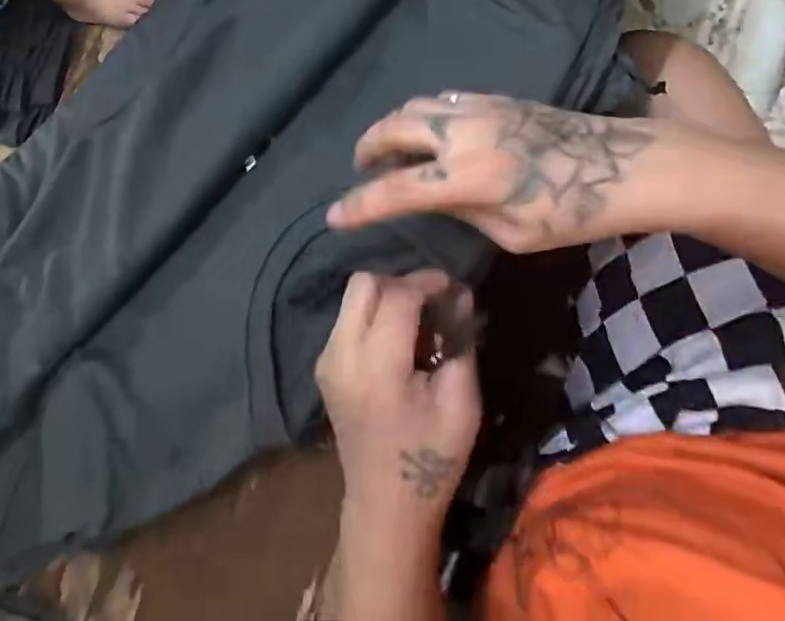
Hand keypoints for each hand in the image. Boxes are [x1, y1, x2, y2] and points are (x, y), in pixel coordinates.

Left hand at [316, 271, 480, 526]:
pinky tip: (397, 339)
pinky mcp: (323, 364)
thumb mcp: (461, 403)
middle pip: (363, 283)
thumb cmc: (430, 457)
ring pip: (351, 298)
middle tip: (432, 299)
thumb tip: (460, 295)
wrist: (385, 503)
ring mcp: (326, 357)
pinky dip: (371, 314)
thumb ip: (459, 343)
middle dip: (400, 281)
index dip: (427, 281)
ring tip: (417, 319)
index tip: (453, 284)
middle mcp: (340, 351)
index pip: (396, 296)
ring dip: (384, 296)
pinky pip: (346, 319)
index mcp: (376, 364)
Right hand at [327, 93, 674, 254]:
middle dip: (367, 148)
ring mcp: (478, 109)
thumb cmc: (575, 212)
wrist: (629, 165)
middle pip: (392, 130)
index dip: (360, 206)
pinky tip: (432, 133)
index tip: (334, 215)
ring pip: (414, 106)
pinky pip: (442, 101)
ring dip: (392, 127)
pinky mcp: (494, 98)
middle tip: (363, 168)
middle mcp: (462, 135)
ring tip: (391, 148)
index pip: (396, 191)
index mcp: (468, 178)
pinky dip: (422, 115)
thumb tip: (435, 199)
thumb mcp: (514, 234)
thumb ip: (464, 213)